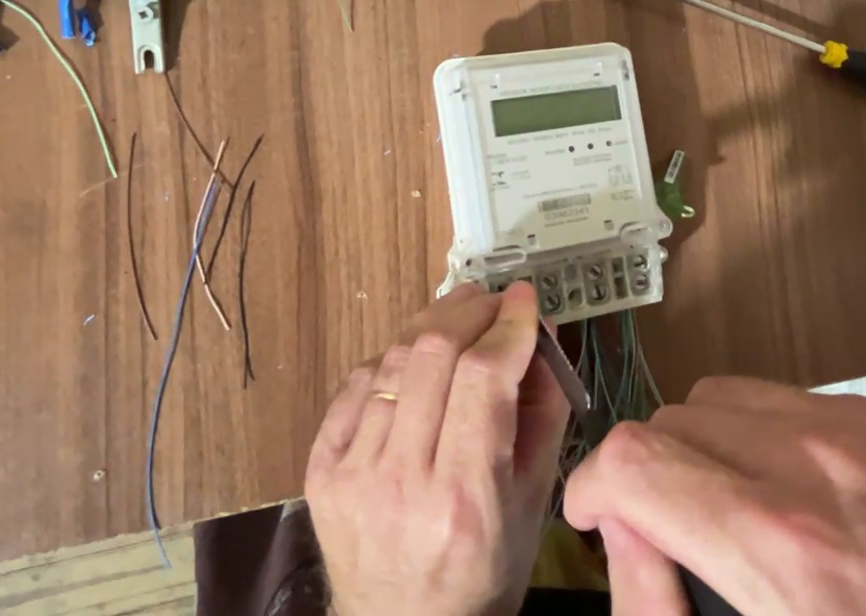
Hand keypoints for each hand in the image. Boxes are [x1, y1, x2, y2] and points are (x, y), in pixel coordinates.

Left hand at [306, 282, 571, 615]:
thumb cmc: (486, 569)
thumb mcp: (534, 499)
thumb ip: (544, 411)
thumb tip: (542, 334)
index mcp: (465, 496)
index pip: (484, 377)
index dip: (508, 325)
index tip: (525, 297)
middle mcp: (402, 480)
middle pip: (434, 356)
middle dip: (470, 311)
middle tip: (494, 300)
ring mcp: (352, 473)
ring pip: (394, 360)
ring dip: (433, 324)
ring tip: (461, 315)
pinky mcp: (321, 468)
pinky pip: (358, 383)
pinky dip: (395, 357)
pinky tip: (418, 358)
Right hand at [564, 376, 865, 615]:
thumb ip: (658, 608)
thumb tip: (620, 532)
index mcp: (783, 545)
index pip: (635, 459)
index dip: (593, 487)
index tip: (595, 519)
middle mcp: (816, 463)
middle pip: (668, 421)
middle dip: (647, 478)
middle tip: (665, 536)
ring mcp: (856, 430)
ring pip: (715, 397)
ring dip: (696, 448)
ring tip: (721, 510)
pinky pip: (776, 398)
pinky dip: (751, 436)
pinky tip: (779, 492)